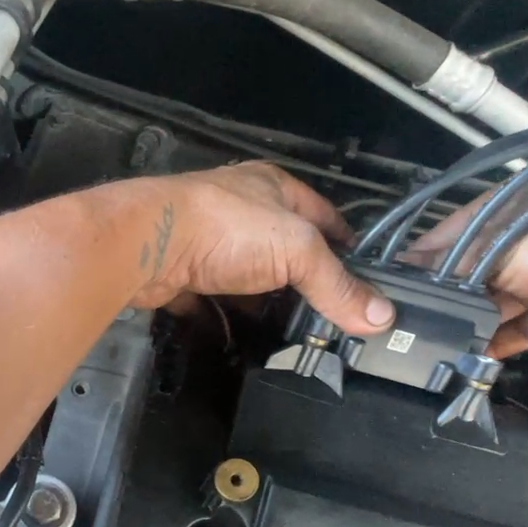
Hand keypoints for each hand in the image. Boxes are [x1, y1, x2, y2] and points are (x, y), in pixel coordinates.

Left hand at [124, 163, 395, 335]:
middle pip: (279, 247)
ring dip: (257, 300)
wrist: (147, 245)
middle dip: (298, 278)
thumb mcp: (297, 252)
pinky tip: (232, 338)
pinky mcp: (176, 273)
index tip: (360, 277)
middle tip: (321, 313)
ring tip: (283, 330)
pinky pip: (204, 299)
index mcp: (273, 188)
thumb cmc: (228, 230)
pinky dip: (218, 317)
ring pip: (240, 274)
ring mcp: (203, 241)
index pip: (322, 214)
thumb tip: (380, 317)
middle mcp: (237, 210)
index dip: (343, 243)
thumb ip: (336, 285)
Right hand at [407, 178, 527, 356]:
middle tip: (396, 334)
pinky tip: (467, 361)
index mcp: (495, 216)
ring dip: (463, 329)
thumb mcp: (497, 245)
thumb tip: (405, 284)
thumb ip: (450, 268)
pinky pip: (519, 334)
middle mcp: (513, 247)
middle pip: (461, 281)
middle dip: (434, 305)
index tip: (376, 297)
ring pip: (488, 311)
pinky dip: (496, 347)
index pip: (437, 244)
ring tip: (425, 352)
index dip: (407, 269)